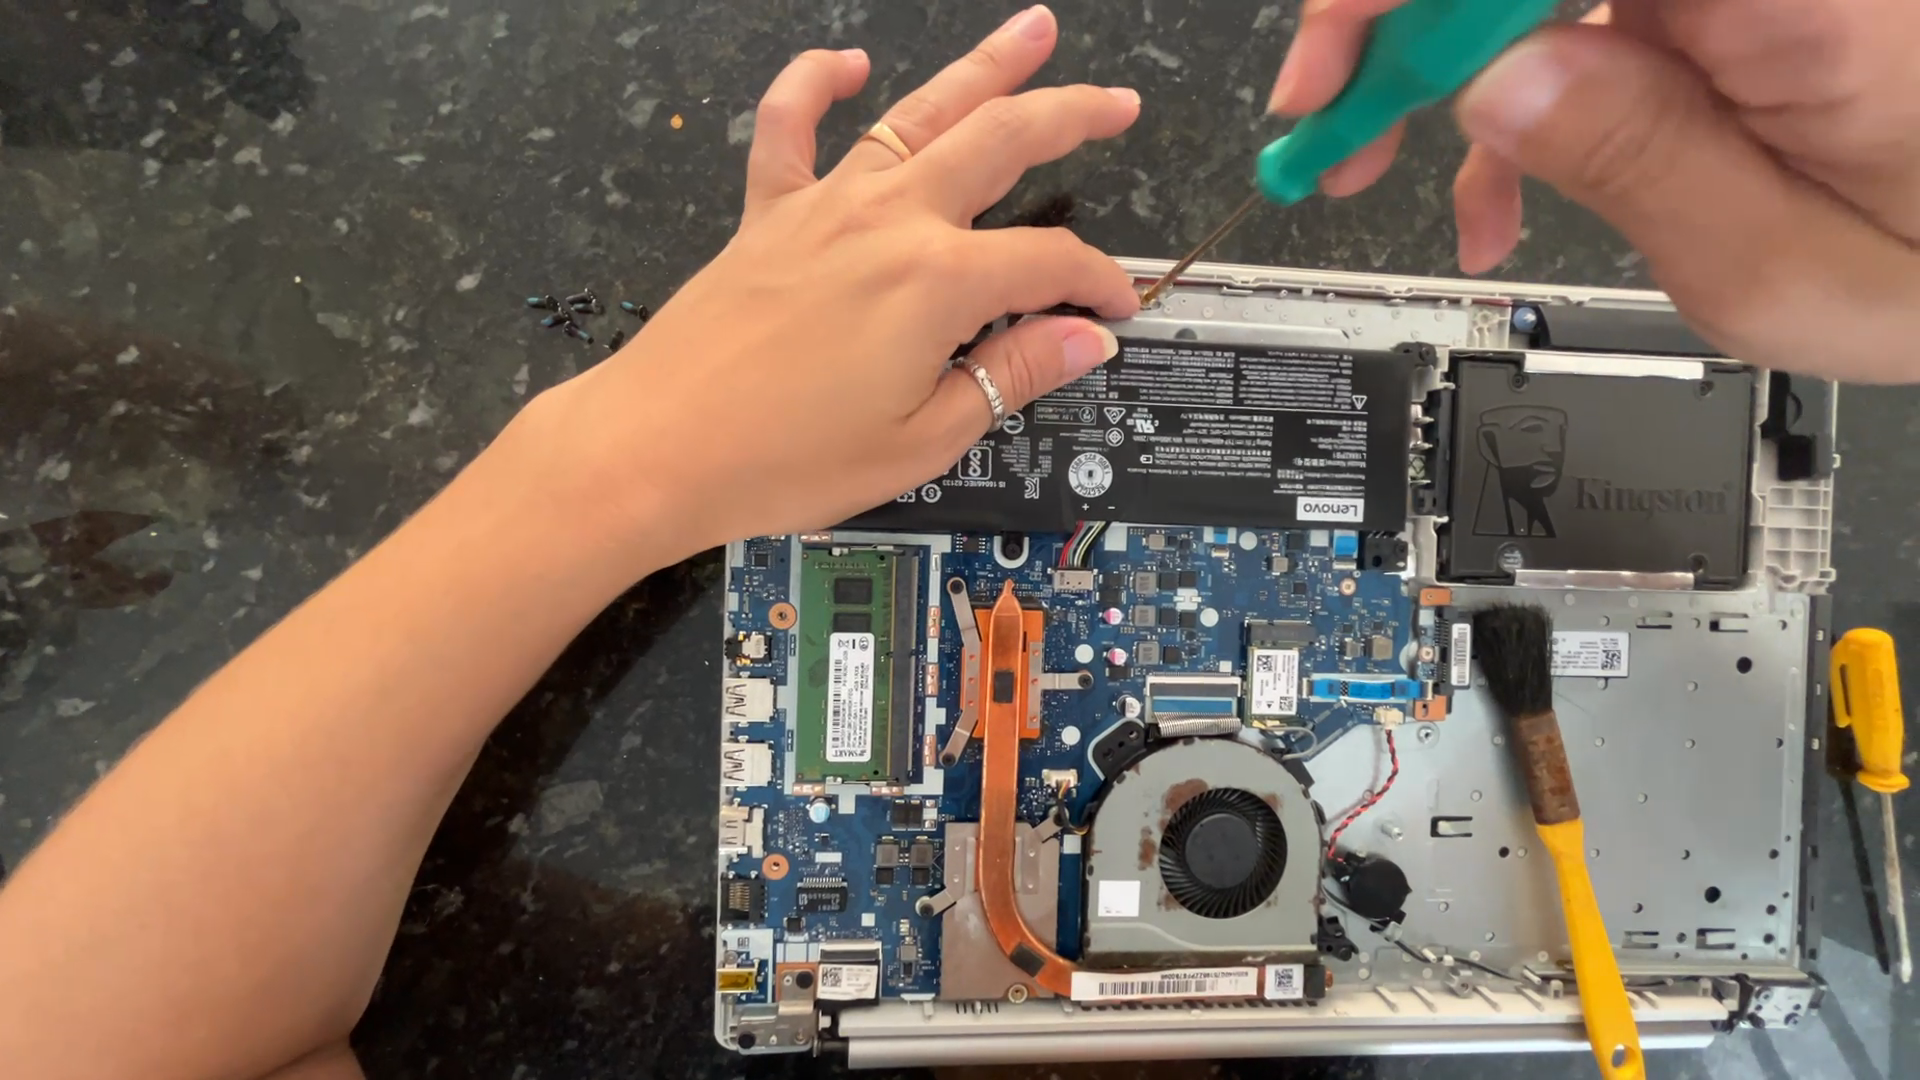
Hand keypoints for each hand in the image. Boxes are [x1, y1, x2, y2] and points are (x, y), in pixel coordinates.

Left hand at [502, 5, 1138, 572]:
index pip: (1049, 266)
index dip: (1097, 286)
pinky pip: (788, 126)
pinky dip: (814, 84)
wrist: (660, 451)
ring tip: (1034, 33)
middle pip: (1000, 144)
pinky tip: (846, 62)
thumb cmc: (788, 461)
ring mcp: (824, 208)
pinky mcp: (767, 216)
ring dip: (983, 69)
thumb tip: (1083, 341)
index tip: (1117, 310)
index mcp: (937, 284)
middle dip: (1071, 117)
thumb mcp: (922, 439)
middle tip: (1118, 102)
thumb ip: (1010, 376)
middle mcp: (888, 223)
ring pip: (919, 114)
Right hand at [1271, 0, 1919, 381]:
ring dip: (1444, 87)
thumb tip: (1494, 86)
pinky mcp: (1726, 0)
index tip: (1322, 89)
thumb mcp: (1772, 265)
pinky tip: (1500, 199)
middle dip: (1399, 33)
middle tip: (1335, 137)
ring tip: (1407, 192)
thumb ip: (1636, 159)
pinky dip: (1514, 115)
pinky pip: (1580, 28)